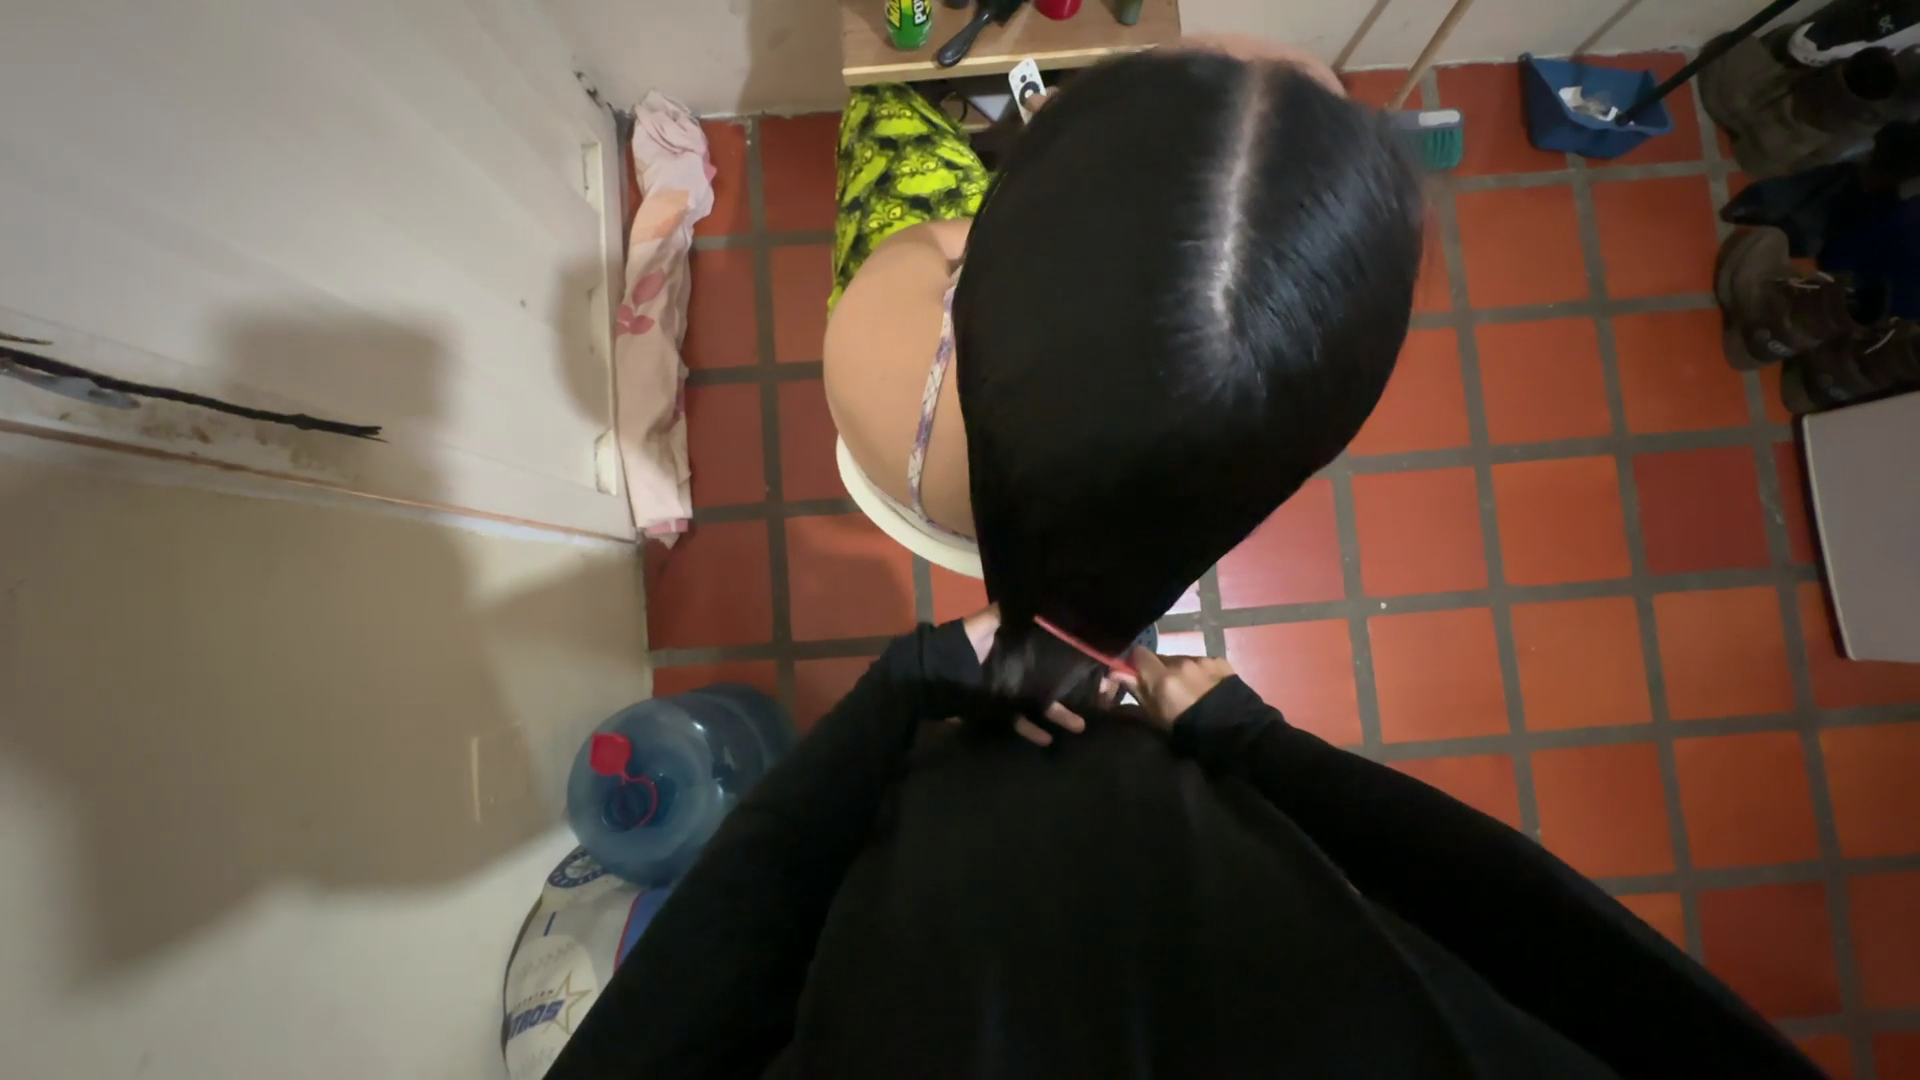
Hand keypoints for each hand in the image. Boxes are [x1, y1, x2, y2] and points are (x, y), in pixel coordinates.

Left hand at [958, 604, 1088, 746]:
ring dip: (1059, 713)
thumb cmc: (962, 644)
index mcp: (1018, 642)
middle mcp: (1016, 665)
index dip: (1075, 656)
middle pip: (1051, 677)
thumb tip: (1043, 596)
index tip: (1099, 664)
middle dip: (1075, 688)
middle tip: (1101, 698)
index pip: (1052, 647)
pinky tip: (1048, 740)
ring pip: (1039, 702)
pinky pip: (1017, 721)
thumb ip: (1010, 611)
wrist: (930, 676)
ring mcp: (1007, 690)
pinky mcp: (995, 710)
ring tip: (1082, 725)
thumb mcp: (988, 622)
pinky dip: (1031, 730)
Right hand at [1112, 648, 1235, 733]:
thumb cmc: (1191, 732)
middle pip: (1161, 658)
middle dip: (1159, 671)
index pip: (1138, 653)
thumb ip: (1137, 691)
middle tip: (1166, 691)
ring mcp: (1203, 660)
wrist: (1239, 734)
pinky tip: (1208, 690)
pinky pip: (1202, 663)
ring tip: (1191, 693)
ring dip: (1180, 673)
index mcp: (1162, 677)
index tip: (1137, 676)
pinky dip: (1200, 674)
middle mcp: (1181, 662)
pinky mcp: (1220, 662)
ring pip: (1182, 661)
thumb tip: (1116, 673)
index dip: (1136, 663)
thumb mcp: (1157, 719)